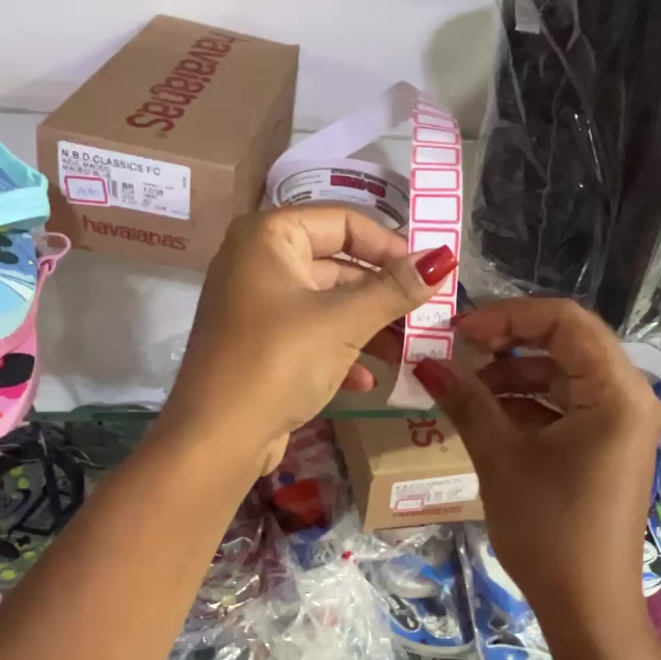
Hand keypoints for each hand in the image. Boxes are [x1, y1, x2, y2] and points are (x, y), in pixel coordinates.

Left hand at [163, 206, 453, 473]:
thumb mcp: (344, 322)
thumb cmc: (279, 362)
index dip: (391, 246)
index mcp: (268, 236)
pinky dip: (340, 352)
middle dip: (383, 293)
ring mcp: (255, 306)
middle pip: (337, 263)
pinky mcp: (259, 346)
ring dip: (369, 326)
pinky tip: (367, 380)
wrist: (216, 438)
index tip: (430, 275)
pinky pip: (310, 335)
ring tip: (408, 351)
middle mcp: (257, 261)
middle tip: (426, 314)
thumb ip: (395, 289)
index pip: (345, 221)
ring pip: (327, 304)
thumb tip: (444, 258)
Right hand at [415, 299, 660, 611]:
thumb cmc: (548, 530)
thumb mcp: (501, 459)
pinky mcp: (608, 446)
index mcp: (616, 392)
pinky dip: (529, 403)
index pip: (565, 321)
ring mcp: (621, 423)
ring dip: (514, 374)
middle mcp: (629, 397)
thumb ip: (466, 401)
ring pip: (564, 374)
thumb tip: (425, 363)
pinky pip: (568, 405)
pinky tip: (488, 416)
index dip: (507, 316)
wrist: (587, 606)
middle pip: (568, 343)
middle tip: (457, 354)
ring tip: (465, 389)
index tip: (458, 333)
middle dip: (508, 342)